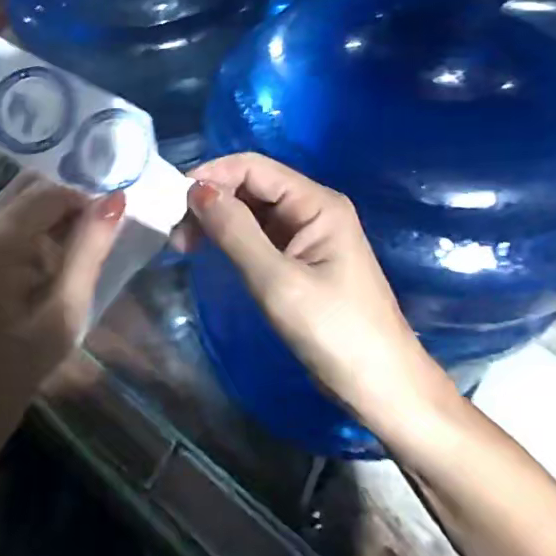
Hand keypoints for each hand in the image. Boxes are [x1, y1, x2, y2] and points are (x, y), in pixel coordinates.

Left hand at [0, 175, 123, 461]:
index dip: (88, 200)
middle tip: (102, 233)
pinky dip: (44, 228)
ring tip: (87, 246)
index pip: (52, 191)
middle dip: (72, 200)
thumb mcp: (66, 309)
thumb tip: (117, 199)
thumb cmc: (19, 364)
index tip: (115, 227)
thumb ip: (90, 249)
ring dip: (59, 214)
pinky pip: (17, 222)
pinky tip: (63, 258)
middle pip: (35, 186)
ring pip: (26, 200)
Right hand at [181, 153, 461, 439]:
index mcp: (316, 203)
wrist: (383, 388)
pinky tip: (208, 252)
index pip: (254, 167)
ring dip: (217, 220)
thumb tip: (196, 189)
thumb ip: (235, 232)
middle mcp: (313, 209)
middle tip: (174, 230)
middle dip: (211, 199)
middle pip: (252, 186)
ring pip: (252, 211)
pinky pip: (259, 236)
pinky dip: (231, 239)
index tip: (172, 198)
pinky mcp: (301, 261)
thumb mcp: (277, 281)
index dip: (212, 175)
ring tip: (183, 245)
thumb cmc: (335, 332)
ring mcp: (308, 235)